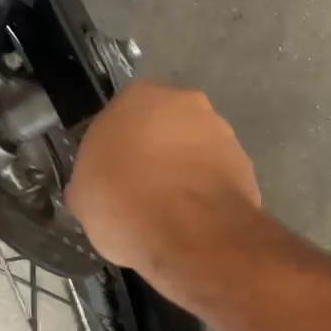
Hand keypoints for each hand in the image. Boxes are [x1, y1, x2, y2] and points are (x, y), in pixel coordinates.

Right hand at [68, 80, 261, 283]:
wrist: (192, 234)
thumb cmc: (125, 203)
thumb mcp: (83, 195)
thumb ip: (91, 180)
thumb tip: (94, 190)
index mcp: (140, 96)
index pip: (122, 117)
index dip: (118, 149)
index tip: (114, 177)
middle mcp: (188, 104)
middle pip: (166, 128)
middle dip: (157, 155)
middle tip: (143, 192)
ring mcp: (223, 133)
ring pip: (196, 151)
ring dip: (187, 173)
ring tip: (173, 212)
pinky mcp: (247, 166)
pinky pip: (219, 177)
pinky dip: (209, 193)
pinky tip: (196, 221)